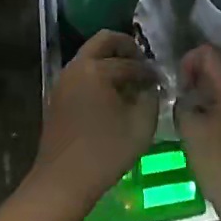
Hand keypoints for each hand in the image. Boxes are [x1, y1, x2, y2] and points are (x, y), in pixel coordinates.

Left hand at [32, 31, 158, 203]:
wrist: (63, 180)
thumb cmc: (105, 153)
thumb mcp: (140, 127)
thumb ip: (150, 99)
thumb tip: (151, 86)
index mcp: (96, 69)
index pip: (130, 63)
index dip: (149, 72)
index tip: (162, 82)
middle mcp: (77, 65)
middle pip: (104, 40)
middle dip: (126, 47)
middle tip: (143, 64)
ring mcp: (64, 78)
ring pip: (91, 54)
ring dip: (111, 59)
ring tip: (130, 81)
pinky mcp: (59, 92)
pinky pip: (82, 70)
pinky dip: (98, 72)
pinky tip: (112, 95)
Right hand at [176, 44, 220, 218]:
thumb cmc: (217, 162)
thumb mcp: (190, 126)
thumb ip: (183, 99)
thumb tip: (184, 92)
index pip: (208, 52)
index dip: (188, 62)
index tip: (180, 86)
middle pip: (216, 66)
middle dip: (194, 77)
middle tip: (180, 99)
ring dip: (202, 92)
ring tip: (188, 114)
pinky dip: (211, 105)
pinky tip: (201, 126)